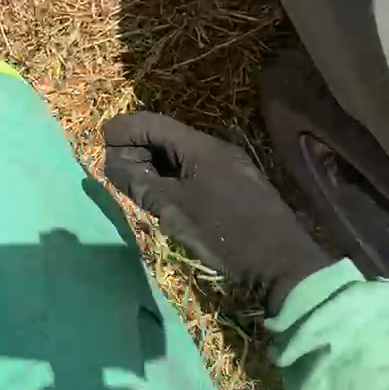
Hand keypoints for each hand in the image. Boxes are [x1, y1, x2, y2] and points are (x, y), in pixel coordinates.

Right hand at [103, 112, 332, 313]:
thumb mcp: (174, 209)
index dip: (123, 130)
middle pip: (165, 136)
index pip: (151, 123)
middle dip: (136, 147)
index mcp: (199, 147)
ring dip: (153, 163)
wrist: (286, 266)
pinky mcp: (236, 185)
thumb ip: (140, 183)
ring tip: (136, 184)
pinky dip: (172, 175)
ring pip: (180, 154)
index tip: (102, 144)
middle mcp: (215, 148)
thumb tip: (113, 165)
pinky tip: (164, 195)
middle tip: (116, 169)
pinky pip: (194, 169)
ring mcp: (228, 166)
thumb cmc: (225, 233)